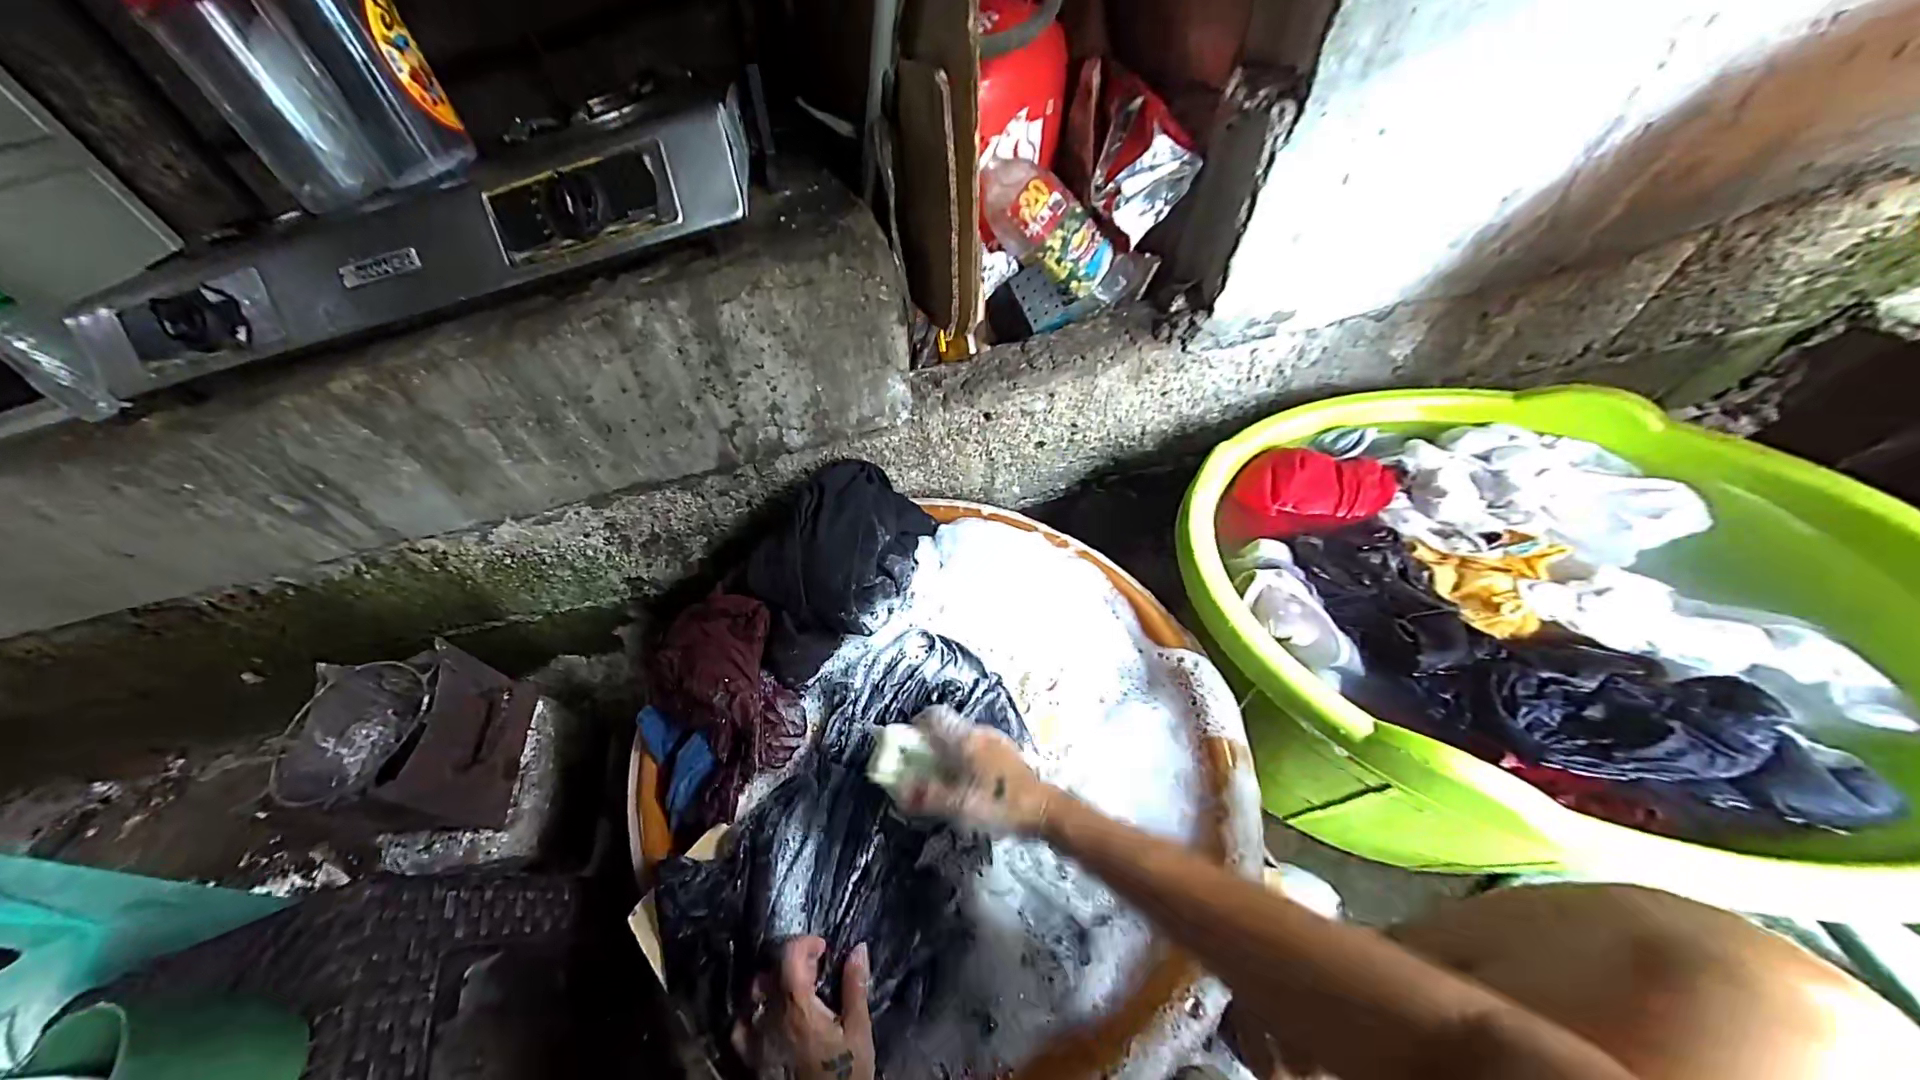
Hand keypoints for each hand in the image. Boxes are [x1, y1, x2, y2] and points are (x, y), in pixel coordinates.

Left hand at [736, 936, 873, 1079]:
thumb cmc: (845, 1076)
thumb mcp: (858, 1031)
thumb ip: (855, 986)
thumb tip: (859, 948)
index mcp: (796, 1008)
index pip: (788, 956)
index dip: (805, 943)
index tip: (823, 948)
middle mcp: (768, 1020)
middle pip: (769, 972)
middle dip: (791, 962)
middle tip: (815, 971)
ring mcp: (754, 1042)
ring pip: (751, 997)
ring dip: (771, 984)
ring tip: (793, 991)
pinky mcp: (749, 1062)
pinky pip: (740, 1027)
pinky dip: (753, 1013)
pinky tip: (770, 1018)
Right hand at [899, 705, 1055, 834]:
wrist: (1045, 809)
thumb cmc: (1000, 804)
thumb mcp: (959, 806)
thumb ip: (928, 797)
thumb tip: (899, 791)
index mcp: (965, 738)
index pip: (934, 715)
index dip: (916, 724)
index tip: (906, 742)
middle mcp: (980, 732)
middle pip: (948, 727)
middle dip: (931, 742)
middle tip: (922, 766)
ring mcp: (996, 740)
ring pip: (964, 737)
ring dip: (950, 751)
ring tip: (945, 777)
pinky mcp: (1008, 752)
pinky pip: (978, 747)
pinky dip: (967, 757)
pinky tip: (970, 781)